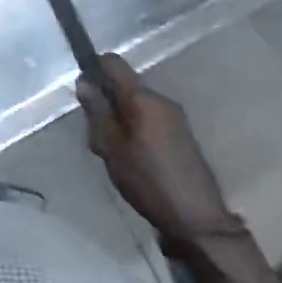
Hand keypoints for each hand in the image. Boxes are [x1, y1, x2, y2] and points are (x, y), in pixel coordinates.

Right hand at [77, 53, 242, 242]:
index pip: (113, 62)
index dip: (93, 68)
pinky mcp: (182, 135)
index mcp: (142, 97)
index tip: (83, 92)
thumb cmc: (148, 179)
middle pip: (124, 84)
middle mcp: (161, 99)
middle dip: (106, 99)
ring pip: (136, 103)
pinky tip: (133, 157)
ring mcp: (175, 117)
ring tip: (113, 149)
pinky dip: (136, 127)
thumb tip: (84, 82)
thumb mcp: (111, 146)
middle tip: (95, 131)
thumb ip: (96, 111)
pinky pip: (150, 118)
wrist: (197, 220)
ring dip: (120, 116)